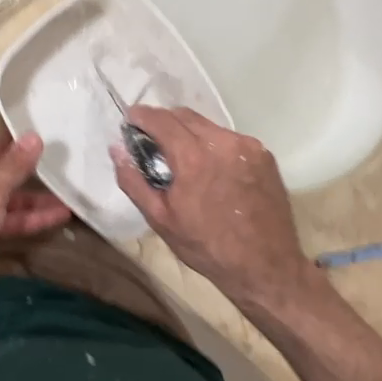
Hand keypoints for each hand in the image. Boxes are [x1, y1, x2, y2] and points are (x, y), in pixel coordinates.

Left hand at [0, 73, 72, 288]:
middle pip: (1, 154)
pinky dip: (32, 216)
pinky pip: (13, 215)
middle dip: (22, 144)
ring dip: (37, 190)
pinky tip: (59, 216)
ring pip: (12, 188)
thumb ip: (15, 165)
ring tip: (69, 188)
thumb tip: (35, 136)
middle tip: (49, 128)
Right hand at [111, 107, 315, 311]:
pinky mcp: (264, 155)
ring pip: (209, 126)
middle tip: (153, 143)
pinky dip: (214, 146)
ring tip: (184, 160)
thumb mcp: (160, 219)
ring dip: (190, 134)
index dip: (142, 116)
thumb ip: (134, 181)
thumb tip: (117, 149)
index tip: (131, 121)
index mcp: (194, 157)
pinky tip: (213, 171)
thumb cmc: (207, 247)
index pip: (161, 119)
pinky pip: (230, 140)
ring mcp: (248, 147)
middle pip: (185, 115)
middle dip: (164, 122)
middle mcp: (223, 143)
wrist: (264, 265)